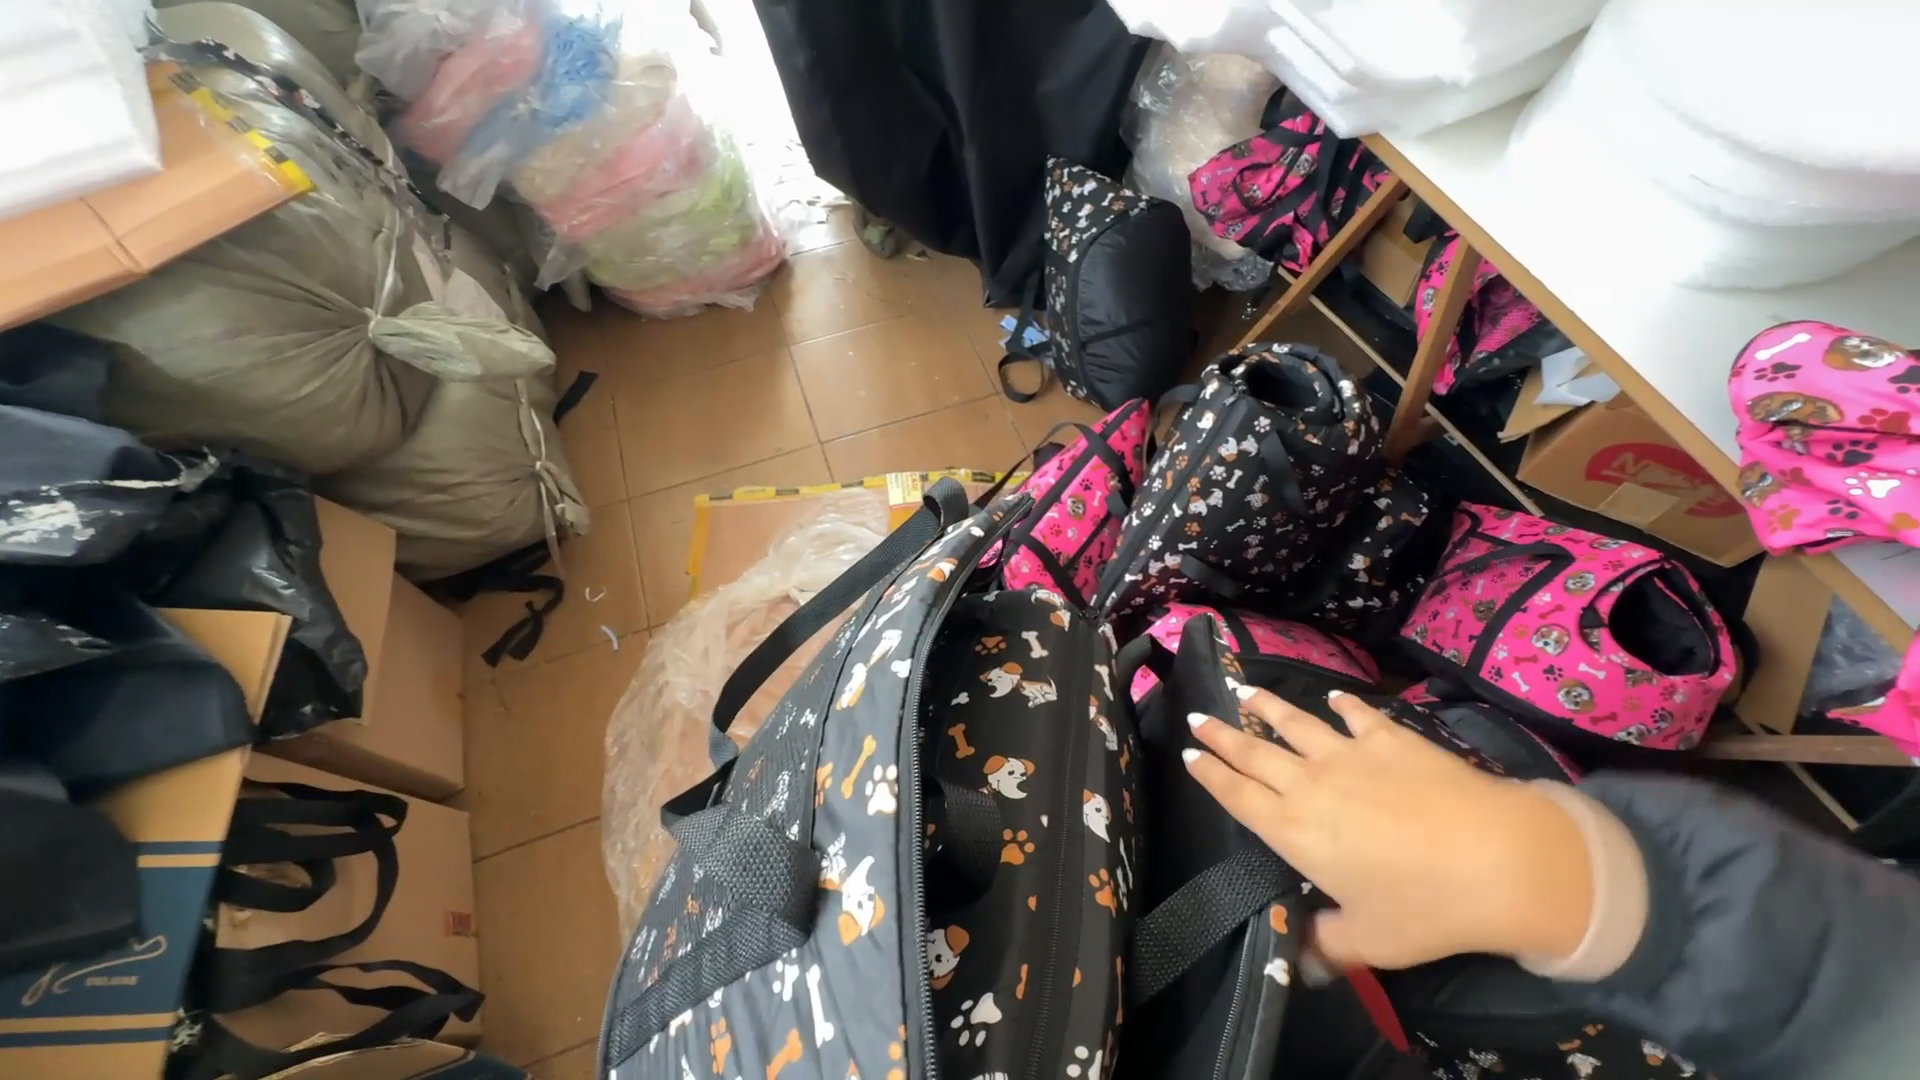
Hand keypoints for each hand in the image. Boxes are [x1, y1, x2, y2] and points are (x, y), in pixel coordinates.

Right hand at [1183, 688, 1593, 970]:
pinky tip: (1334, 698)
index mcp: (1294, 829)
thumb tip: (1301, 964)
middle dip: (1220, 734)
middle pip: (1253, 752)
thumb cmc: (1426, 906)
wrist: (1501, 860)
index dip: (1209, 773)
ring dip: (1265, 707)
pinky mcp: (1389, 739)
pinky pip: (1356, 715)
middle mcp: (1309, 784)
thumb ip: (1326, 945)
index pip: (1237, 795)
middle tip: (1197, 717)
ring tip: (1244, 693)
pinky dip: (1342, 704)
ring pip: (1294, 723)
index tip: (1189, 754)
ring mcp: (1348, 755)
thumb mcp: (1369, 942)